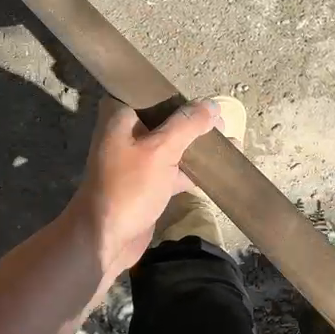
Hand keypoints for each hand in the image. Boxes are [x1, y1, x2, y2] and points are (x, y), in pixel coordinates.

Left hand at [68, 97, 222, 274]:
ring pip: (170, 145)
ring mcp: (135, 160)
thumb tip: (212, 106)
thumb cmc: (129, 187)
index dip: (178, 96)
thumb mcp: (160, 150)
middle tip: (223, 124)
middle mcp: (125, 134)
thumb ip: (186, 125)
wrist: (105, 238)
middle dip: (193, 122)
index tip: (205, 102)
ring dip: (195, 145)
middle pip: (164, 120)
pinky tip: (217, 170)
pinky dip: (192, 169)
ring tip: (228, 142)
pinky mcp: (145, 184)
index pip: (151, 95)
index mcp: (120, 117)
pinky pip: (172, 169)